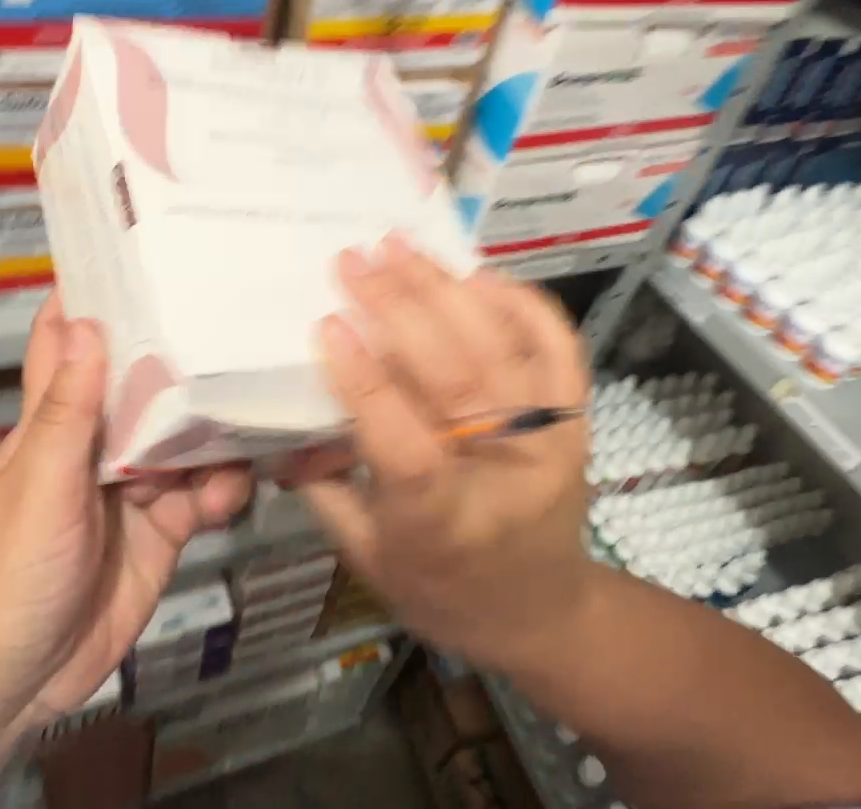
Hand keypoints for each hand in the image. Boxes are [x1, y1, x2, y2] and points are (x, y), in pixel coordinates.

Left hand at [0, 293, 251, 728]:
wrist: (29, 676)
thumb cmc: (14, 574)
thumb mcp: (40, 487)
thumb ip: (67, 412)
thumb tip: (88, 324)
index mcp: (55, 424)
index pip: (68, 346)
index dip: (93, 300)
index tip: (134, 255)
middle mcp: (97, 443)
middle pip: (145, 385)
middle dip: (182, 364)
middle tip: (233, 335)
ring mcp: (133, 483)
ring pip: (185, 437)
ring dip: (212, 438)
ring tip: (237, 440)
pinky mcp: (165, 523)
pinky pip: (203, 491)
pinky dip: (221, 491)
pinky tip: (226, 500)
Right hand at [289, 237, 596, 669]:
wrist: (544, 613)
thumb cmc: (443, 590)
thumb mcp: (368, 557)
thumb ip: (326, 487)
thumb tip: (284, 425)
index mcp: (441, 521)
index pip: (401, 438)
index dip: (363, 378)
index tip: (326, 321)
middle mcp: (503, 474)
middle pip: (453, 375)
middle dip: (397, 307)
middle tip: (354, 259)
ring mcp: (551, 441)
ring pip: (499, 348)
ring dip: (445, 288)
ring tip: (400, 246)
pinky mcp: (576, 421)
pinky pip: (558, 348)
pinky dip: (521, 303)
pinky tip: (476, 274)